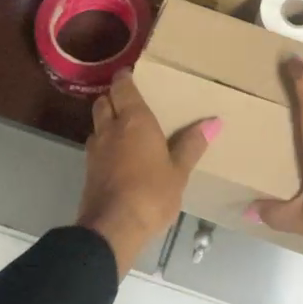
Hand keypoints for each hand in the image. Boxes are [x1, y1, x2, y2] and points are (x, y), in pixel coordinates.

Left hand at [78, 69, 218, 277]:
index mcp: (134, 120)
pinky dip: (103, 143)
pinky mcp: (88, 171)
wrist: (112, 229)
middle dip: (113, 97)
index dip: (124, 78)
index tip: (131, 74)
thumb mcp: (179, 172)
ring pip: (96, 123)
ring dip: (105, 120)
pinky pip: (94, 146)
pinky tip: (115, 156)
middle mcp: (110, 128)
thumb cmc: (151, 194)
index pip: (123, 87)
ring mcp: (95, 150)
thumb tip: (214, 121)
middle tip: (128, 101)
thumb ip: (192, 145)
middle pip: (104, 101)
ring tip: (122, 127)